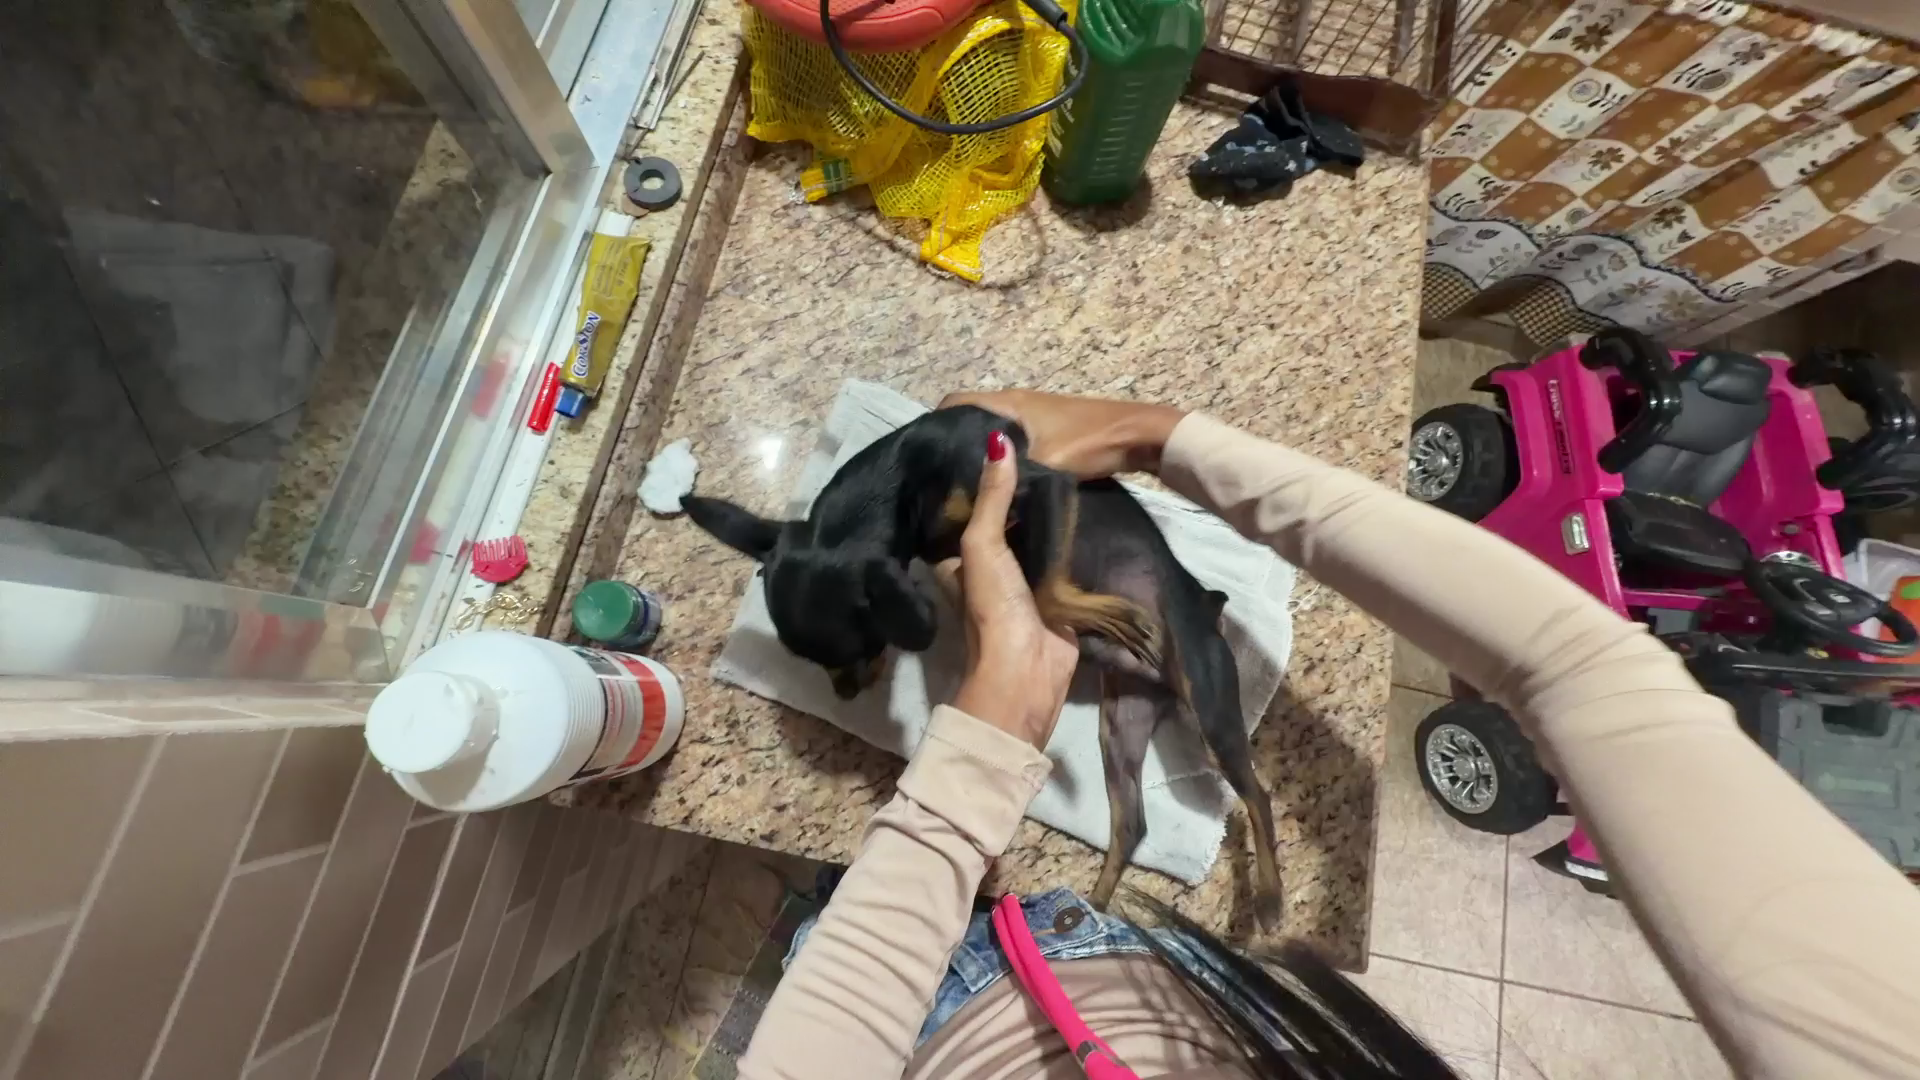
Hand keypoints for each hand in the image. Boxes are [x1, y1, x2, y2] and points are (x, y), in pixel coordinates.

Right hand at [938, 389, 1185, 478]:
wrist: (1141, 436)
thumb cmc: (1090, 443)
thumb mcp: (1045, 464)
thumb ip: (1010, 479)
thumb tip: (976, 500)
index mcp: (1007, 403)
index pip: (953, 403)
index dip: (934, 426)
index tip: (924, 458)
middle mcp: (1015, 402)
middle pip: (971, 418)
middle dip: (954, 445)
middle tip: (941, 480)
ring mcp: (1034, 415)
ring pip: (993, 431)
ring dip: (979, 453)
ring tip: (964, 486)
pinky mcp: (1049, 429)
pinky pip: (1013, 440)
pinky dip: (1001, 457)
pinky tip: (1000, 484)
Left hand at [943, 431, 1079, 749]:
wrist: (1027, 669)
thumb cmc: (992, 605)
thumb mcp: (982, 544)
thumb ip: (991, 496)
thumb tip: (999, 438)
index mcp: (957, 558)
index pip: (964, 510)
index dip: (977, 481)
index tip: (997, 441)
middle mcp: (987, 568)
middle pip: (1003, 523)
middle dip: (1018, 495)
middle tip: (1043, 448)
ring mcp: (1022, 582)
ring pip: (1033, 539)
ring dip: (1047, 515)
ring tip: (1066, 467)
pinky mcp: (1054, 594)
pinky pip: (1062, 558)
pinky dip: (1071, 538)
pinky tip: (1086, 506)